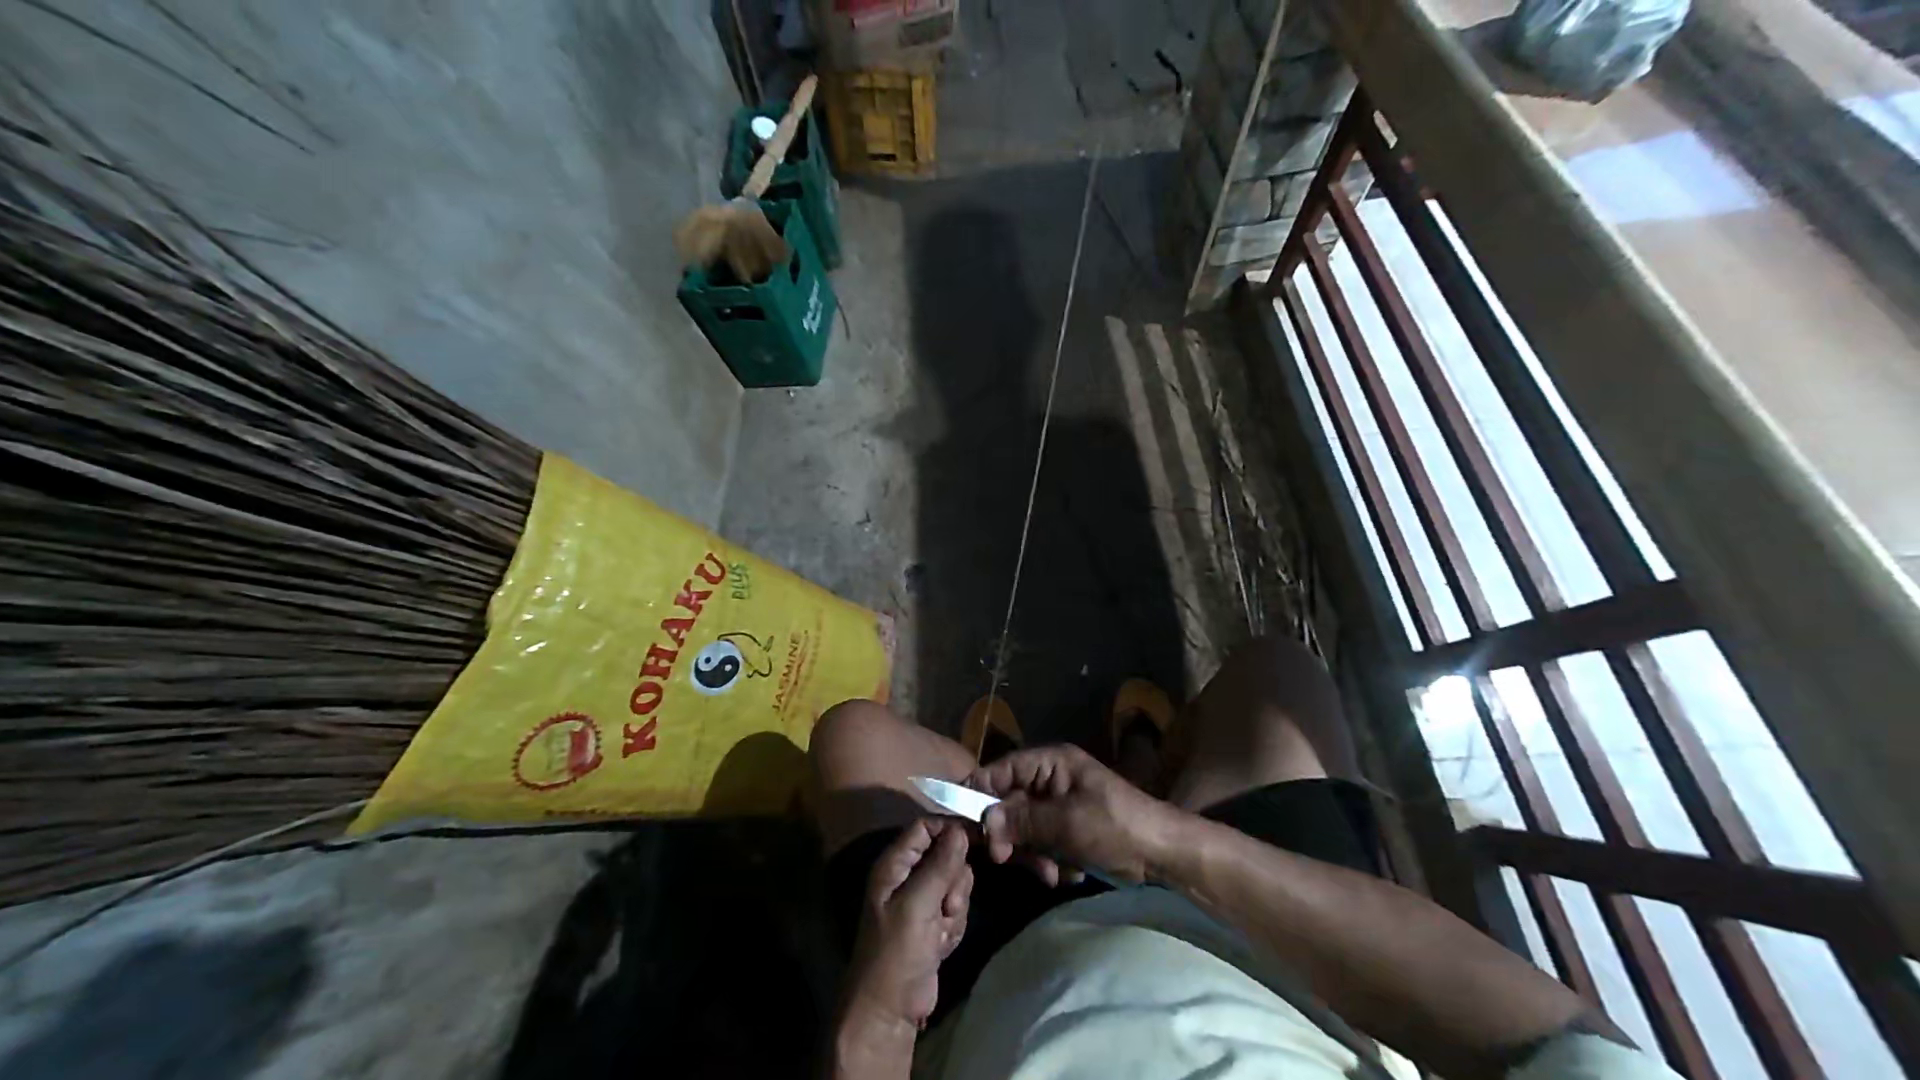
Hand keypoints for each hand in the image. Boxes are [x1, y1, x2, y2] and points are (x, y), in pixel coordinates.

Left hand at [843, 817, 972, 1032]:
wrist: (890, 1010)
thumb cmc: (896, 953)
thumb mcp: (918, 905)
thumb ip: (940, 865)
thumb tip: (961, 829)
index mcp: (894, 864)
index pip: (926, 826)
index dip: (952, 828)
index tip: (980, 838)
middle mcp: (907, 876)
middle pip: (947, 853)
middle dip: (954, 879)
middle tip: (946, 905)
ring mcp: (921, 899)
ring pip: (956, 881)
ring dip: (955, 905)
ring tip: (941, 929)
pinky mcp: (933, 922)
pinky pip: (956, 906)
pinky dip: (954, 924)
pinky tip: (942, 944)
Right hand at [968, 744, 1185, 884]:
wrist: (1162, 854)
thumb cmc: (1114, 826)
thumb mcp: (1066, 823)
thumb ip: (1022, 820)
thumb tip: (984, 820)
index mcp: (1051, 764)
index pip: (1002, 769)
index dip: (980, 792)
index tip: (963, 820)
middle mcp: (1050, 780)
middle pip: (1009, 803)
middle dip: (1010, 834)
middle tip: (1004, 858)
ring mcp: (1059, 806)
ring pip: (1023, 829)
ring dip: (1031, 853)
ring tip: (1049, 873)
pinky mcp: (1068, 831)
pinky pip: (1042, 844)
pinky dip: (1048, 861)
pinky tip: (1065, 875)